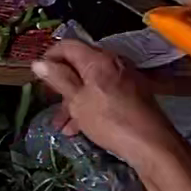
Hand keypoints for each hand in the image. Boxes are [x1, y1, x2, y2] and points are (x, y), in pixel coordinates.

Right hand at [31, 39, 190, 183]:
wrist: (152, 144)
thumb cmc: (110, 120)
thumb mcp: (77, 101)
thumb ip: (58, 79)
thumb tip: (39, 63)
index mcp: (98, 59)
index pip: (67, 45)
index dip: (49, 57)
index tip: (39, 77)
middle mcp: (113, 62)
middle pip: (79, 65)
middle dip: (61, 84)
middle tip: (49, 103)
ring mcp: (124, 78)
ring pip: (90, 83)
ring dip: (73, 100)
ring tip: (62, 125)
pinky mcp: (132, 94)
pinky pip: (103, 93)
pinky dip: (89, 105)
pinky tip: (80, 127)